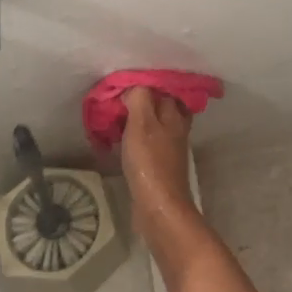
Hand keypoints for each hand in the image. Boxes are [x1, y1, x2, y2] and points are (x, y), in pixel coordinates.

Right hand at [119, 87, 196, 230]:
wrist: (158, 207)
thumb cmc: (149, 162)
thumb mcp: (141, 123)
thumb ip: (140, 99)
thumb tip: (135, 88)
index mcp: (174, 114)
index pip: (161, 88)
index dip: (142, 85)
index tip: (120, 87)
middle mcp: (177, 128)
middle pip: (160, 106)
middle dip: (140, 102)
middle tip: (116, 102)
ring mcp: (170, 148)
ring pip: (154, 124)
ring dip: (136, 120)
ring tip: (114, 119)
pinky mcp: (160, 165)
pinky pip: (148, 142)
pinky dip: (135, 138)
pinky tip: (121, 141)